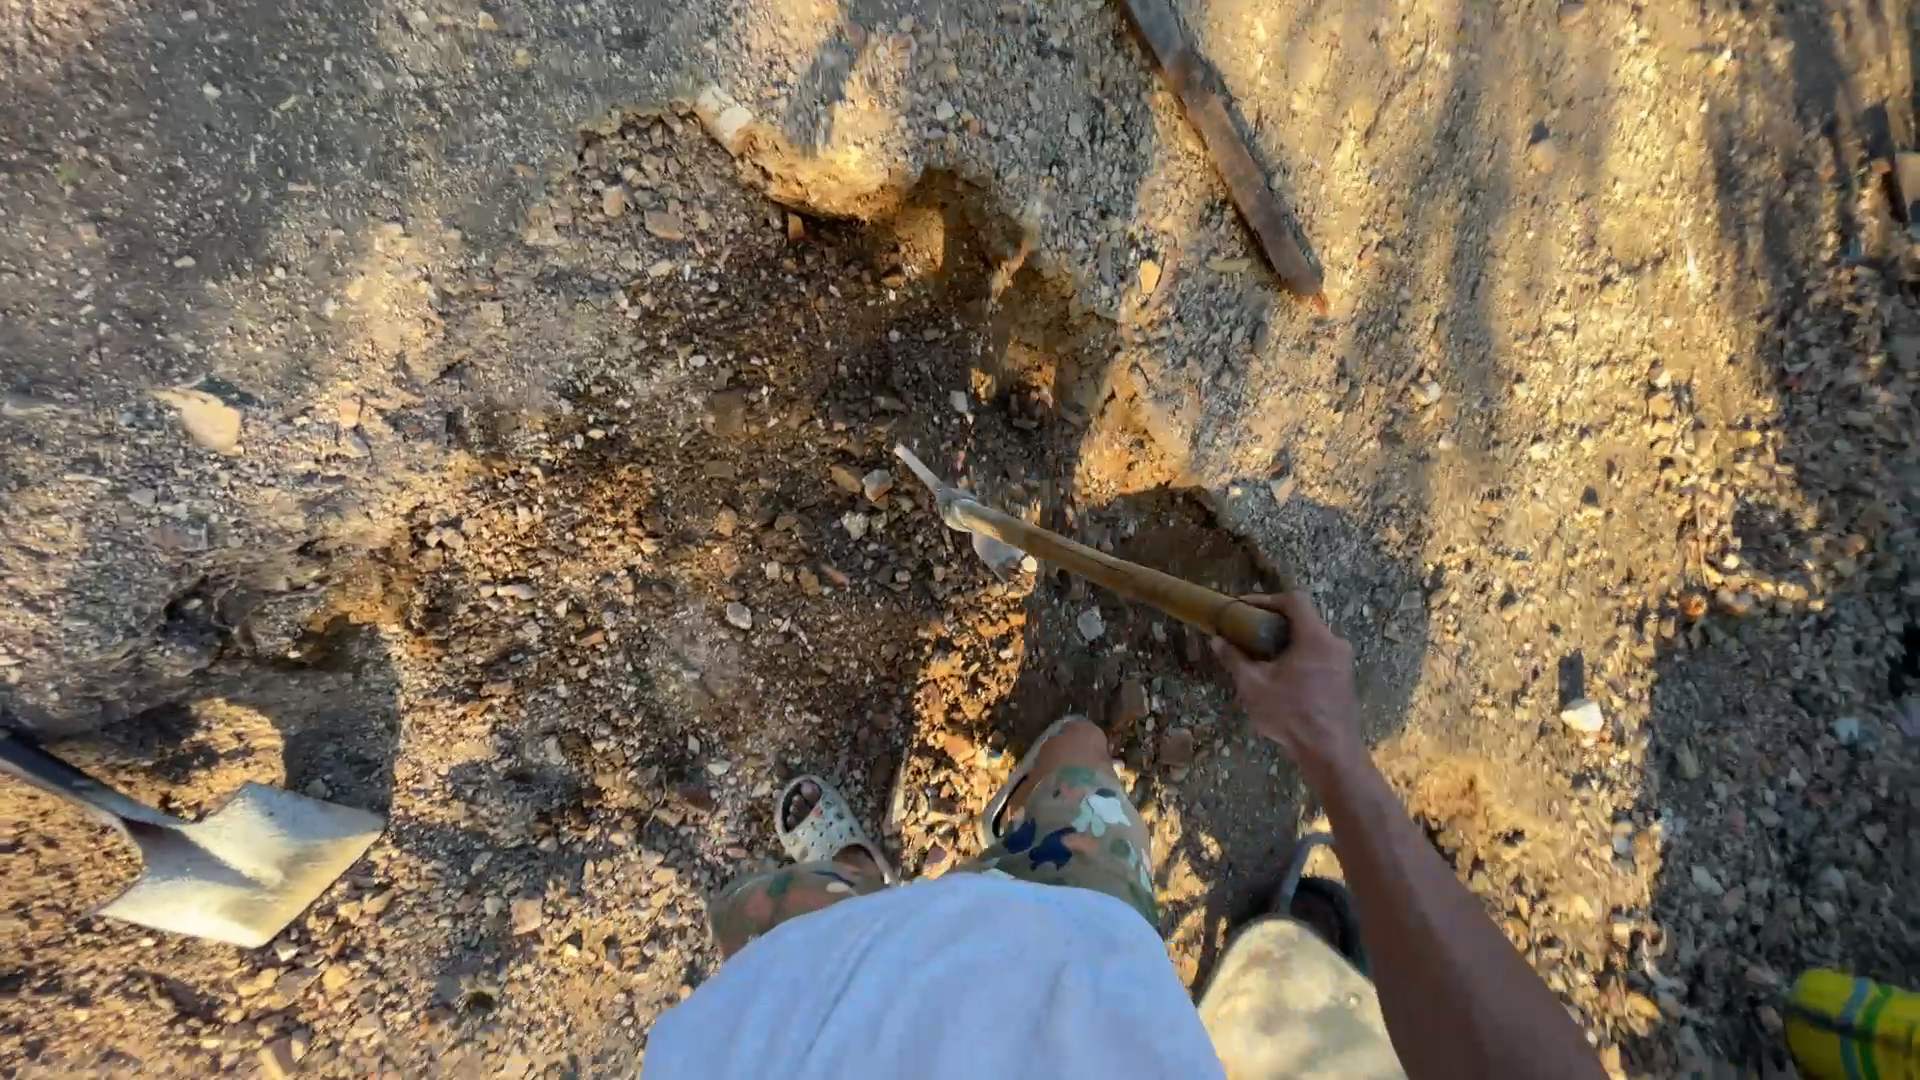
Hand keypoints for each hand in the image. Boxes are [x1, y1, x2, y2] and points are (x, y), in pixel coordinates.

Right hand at [1211, 592, 1365, 774]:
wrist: (1330, 752)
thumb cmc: (1291, 714)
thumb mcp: (1253, 685)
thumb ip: (1234, 659)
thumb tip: (1217, 640)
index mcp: (1315, 638)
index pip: (1295, 600)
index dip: (1267, 599)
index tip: (1245, 608)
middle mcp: (1334, 644)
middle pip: (1302, 619)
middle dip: (1273, 622)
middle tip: (1248, 632)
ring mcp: (1342, 663)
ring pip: (1310, 639)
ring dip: (1284, 641)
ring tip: (1259, 656)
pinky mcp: (1343, 679)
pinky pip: (1318, 655)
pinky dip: (1297, 656)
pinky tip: (1279, 676)